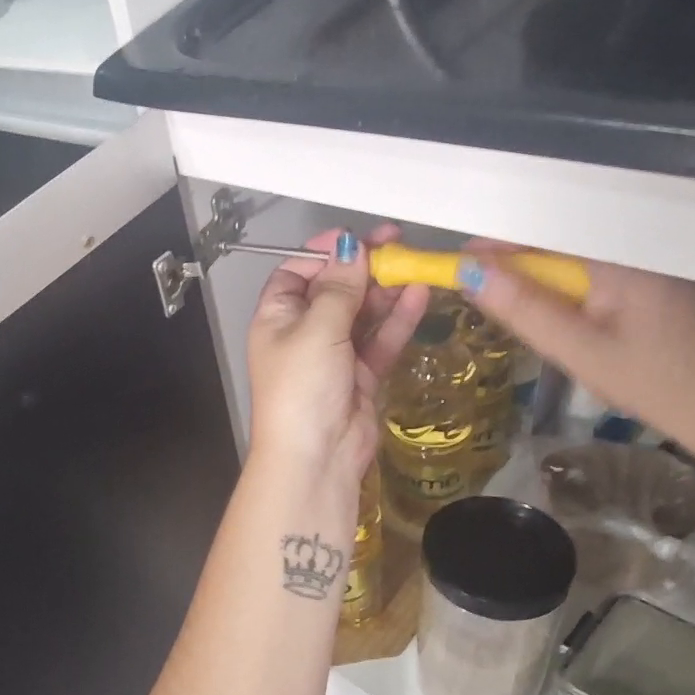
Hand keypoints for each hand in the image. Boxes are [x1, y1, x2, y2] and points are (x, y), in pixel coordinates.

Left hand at [247, 225, 428, 480]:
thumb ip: (338, 287)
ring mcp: (332, 354)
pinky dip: (399, 318)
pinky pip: (381, 338)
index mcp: (274, 319)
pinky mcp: (361, 374)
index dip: (322, 254)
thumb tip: (348, 246)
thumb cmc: (302, 387)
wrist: (315, 456)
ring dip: (386, 290)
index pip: (294, 274)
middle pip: (333, 290)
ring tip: (416, 263)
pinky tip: (420, 294)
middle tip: (398, 242)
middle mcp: (300, 333)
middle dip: (363, 267)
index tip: (355, 238)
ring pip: (362, 313)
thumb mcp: (316, 329)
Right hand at [461, 250, 694, 465]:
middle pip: (566, 237)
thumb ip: (522, 308)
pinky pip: (622, 263)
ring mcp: (678, 254)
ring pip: (592, 253)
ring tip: (531, 309)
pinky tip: (588, 316)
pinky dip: (591, 282)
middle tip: (488, 293)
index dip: (493, 245)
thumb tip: (467, 272)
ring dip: (554, 274)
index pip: (541, 230)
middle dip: (521, 262)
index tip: (456, 266)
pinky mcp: (693, 271)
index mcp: (625, 253)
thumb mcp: (582, 353)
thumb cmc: (666, 388)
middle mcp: (654, 239)